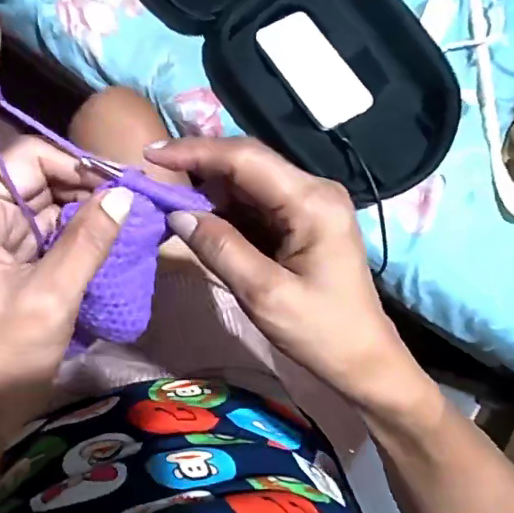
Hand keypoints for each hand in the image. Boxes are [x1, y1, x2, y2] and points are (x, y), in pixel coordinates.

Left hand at [0, 0, 131, 409]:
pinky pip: (47, 209)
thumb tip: (122, 194)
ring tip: (123, 213)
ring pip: (39, 183)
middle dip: (72, 170)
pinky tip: (108, 224)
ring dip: (81, 193)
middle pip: (21, 160)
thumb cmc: (4, 357)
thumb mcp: (51, 300)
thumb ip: (86, 242)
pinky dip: (78, 212)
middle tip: (124, 192)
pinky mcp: (10, 241)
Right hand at [146, 137, 439, 417]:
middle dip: (198, 166)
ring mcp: (308, 204)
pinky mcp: (299, 221)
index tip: (151, 156)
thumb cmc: (320, 331)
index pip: (245, 159)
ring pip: (246, 181)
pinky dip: (221, 207)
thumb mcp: (263, 293)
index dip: (195, 152)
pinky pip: (253, 203)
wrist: (362, 360)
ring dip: (207, 188)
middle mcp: (312, 191)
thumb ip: (219, 248)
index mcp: (312, 201)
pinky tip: (196, 217)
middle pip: (246, 162)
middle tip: (152, 176)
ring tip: (167, 199)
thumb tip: (176, 213)